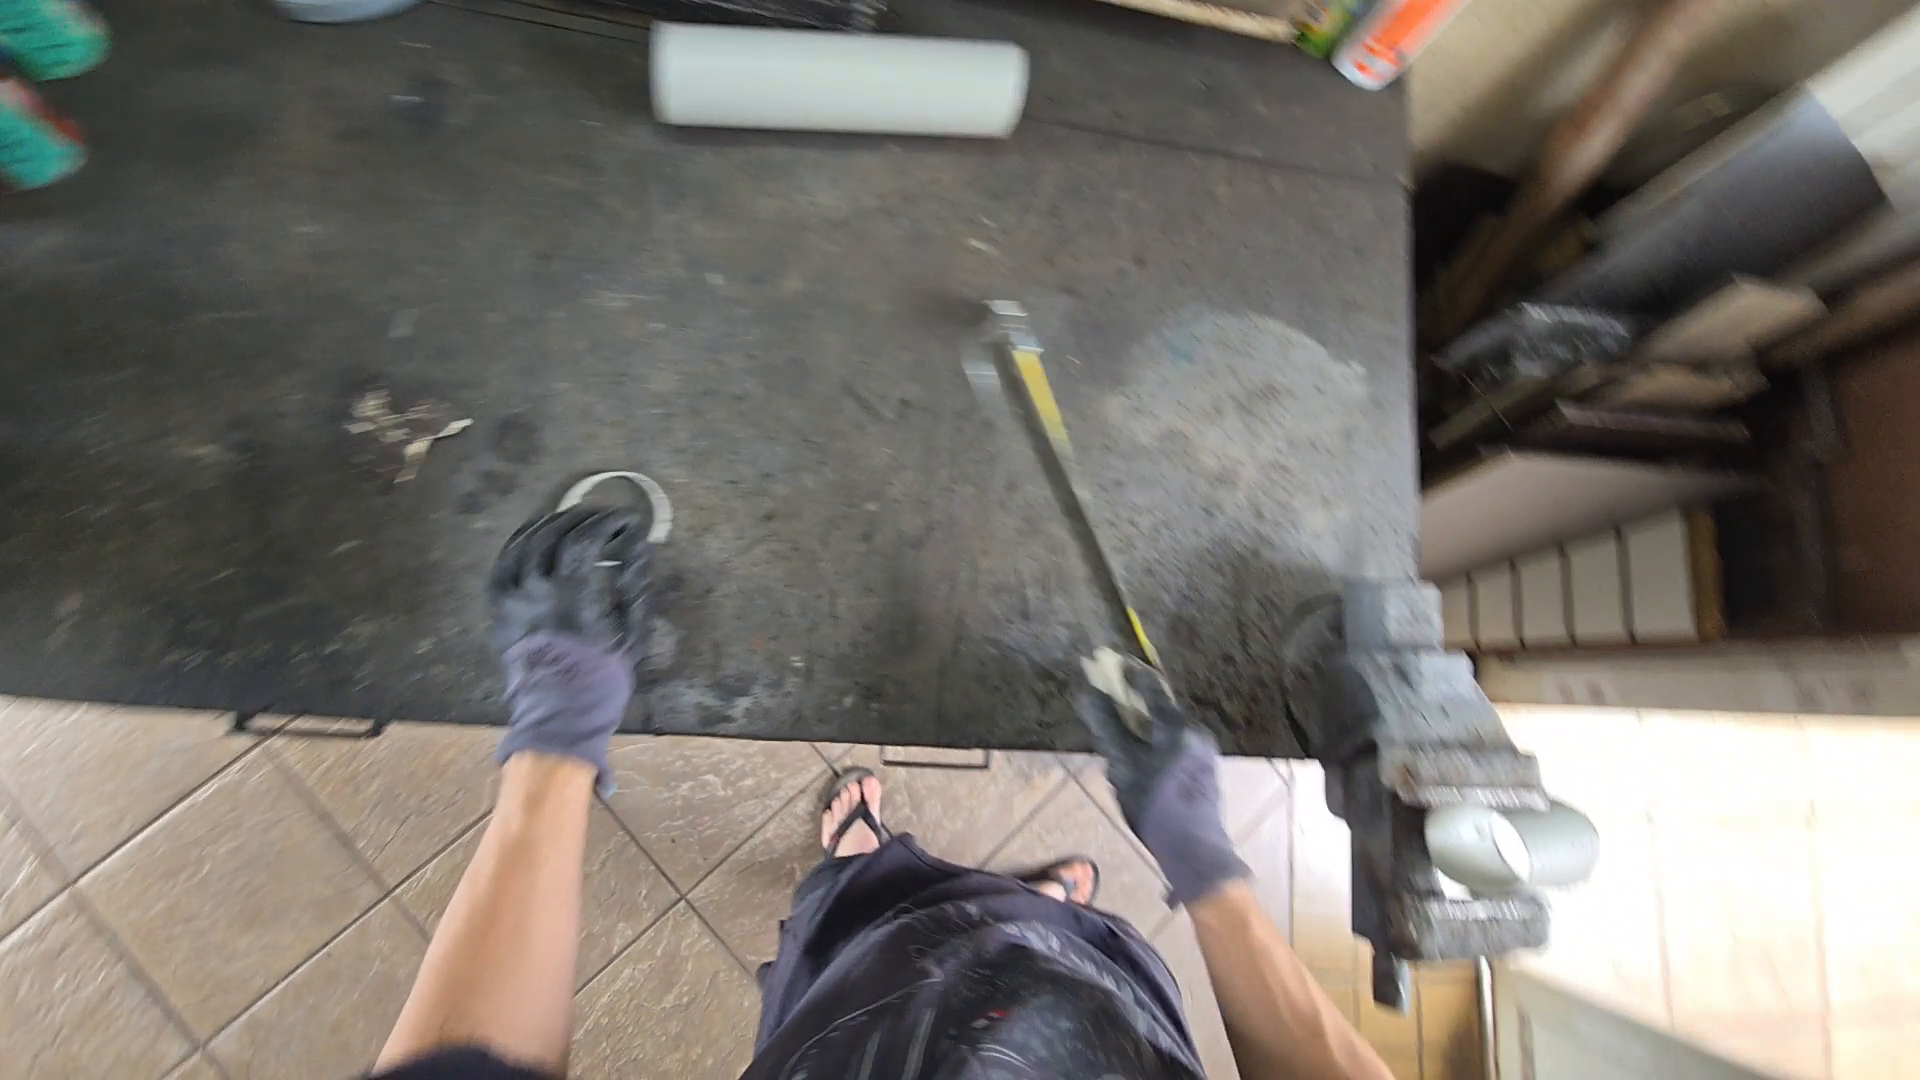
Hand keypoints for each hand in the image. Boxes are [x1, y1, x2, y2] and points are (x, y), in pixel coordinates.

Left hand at [487, 506, 653, 789]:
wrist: (558, 714)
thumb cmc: (601, 677)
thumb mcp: (632, 634)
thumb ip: (636, 587)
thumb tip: (639, 549)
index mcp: (570, 596)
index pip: (586, 540)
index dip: (608, 523)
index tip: (628, 518)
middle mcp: (534, 589)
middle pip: (554, 535)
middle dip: (583, 519)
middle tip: (605, 516)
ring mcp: (510, 598)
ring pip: (525, 544)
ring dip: (552, 524)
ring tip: (574, 518)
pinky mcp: (499, 608)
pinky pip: (504, 563)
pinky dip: (522, 542)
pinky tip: (537, 535)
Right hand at [1076, 648, 1248, 905]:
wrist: (1197, 853)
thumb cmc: (1156, 806)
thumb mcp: (1123, 765)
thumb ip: (1106, 726)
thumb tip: (1087, 692)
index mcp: (1177, 725)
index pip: (1150, 687)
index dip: (1129, 674)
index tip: (1111, 664)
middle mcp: (1196, 732)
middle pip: (1159, 708)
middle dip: (1134, 704)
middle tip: (1110, 704)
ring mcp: (1204, 753)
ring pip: (1166, 729)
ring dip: (1144, 726)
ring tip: (1120, 735)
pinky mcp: (1205, 772)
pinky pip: (1174, 745)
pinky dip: (1155, 743)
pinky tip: (1140, 761)